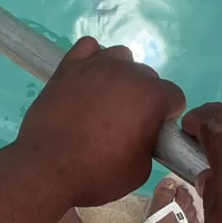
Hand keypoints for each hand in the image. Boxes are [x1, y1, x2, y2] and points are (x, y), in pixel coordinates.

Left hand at [12, 37, 185, 206]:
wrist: (47, 169)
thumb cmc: (97, 174)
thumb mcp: (140, 171)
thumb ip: (150, 145)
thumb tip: (144, 135)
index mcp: (152, 97)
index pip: (174, 97)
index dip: (166, 117)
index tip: (152, 132)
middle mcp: (128, 73)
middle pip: (147, 77)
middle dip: (142, 99)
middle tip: (125, 125)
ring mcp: (96, 65)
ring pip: (120, 58)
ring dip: (120, 76)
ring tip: (105, 101)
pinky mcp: (69, 66)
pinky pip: (89, 48)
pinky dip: (93, 60)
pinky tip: (88, 80)